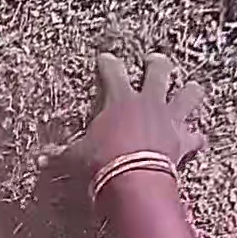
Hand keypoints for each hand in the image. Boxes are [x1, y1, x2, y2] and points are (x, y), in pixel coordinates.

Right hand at [64, 53, 206, 182]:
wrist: (133, 179)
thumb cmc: (102, 161)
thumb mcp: (77, 157)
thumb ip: (61, 154)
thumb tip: (39, 159)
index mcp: (120, 99)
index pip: (112, 70)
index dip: (107, 62)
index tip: (104, 58)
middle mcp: (148, 102)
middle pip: (159, 70)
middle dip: (157, 64)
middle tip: (154, 60)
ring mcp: (169, 119)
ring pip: (189, 94)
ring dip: (190, 92)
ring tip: (190, 90)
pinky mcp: (183, 141)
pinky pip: (197, 137)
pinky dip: (197, 138)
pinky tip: (197, 140)